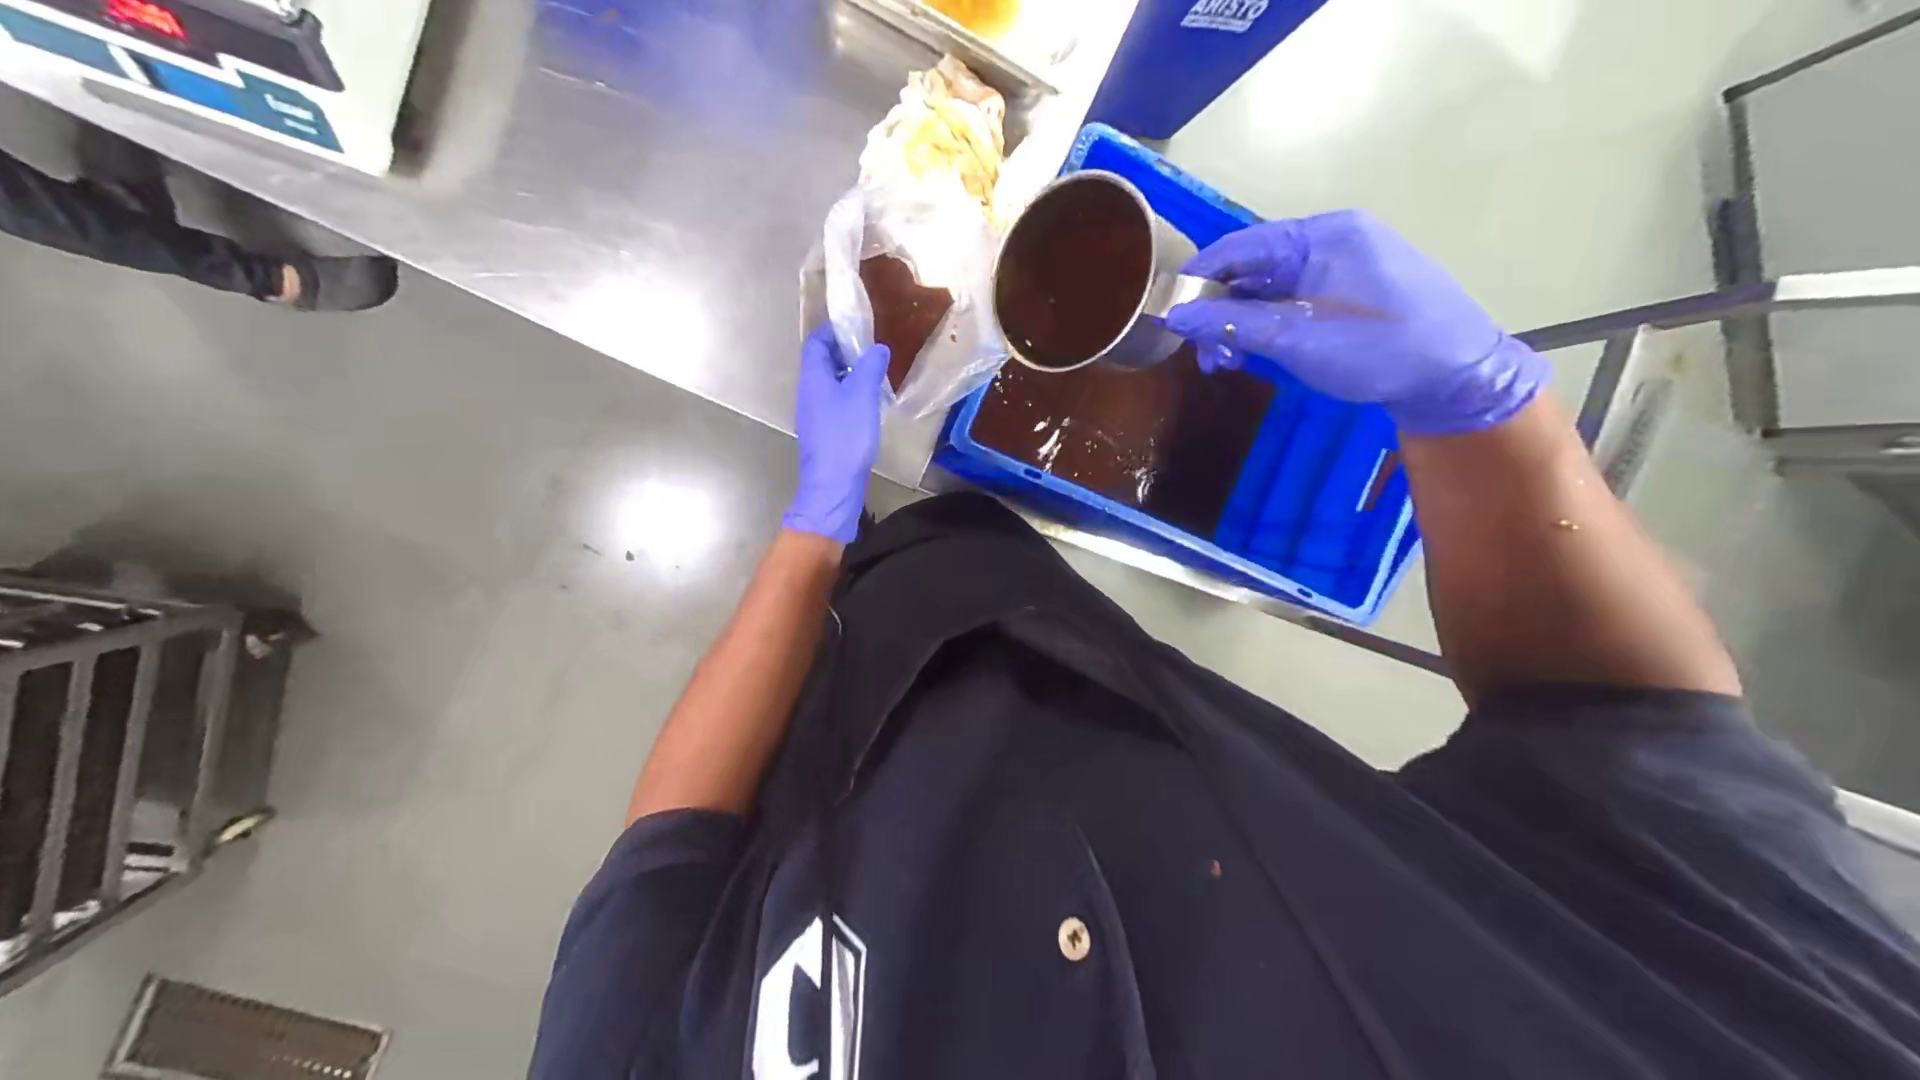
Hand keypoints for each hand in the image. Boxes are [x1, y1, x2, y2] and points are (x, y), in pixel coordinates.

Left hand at [784, 324, 889, 542]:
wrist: (833, 484)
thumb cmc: (846, 435)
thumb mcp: (863, 396)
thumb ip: (870, 368)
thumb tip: (877, 349)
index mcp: (813, 378)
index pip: (815, 343)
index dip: (832, 331)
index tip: (856, 326)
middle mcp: (808, 392)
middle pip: (821, 362)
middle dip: (844, 352)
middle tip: (871, 348)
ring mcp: (814, 414)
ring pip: (829, 384)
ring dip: (848, 374)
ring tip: (874, 373)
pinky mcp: (824, 432)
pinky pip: (834, 402)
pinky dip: (849, 394)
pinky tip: (868, 402)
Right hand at [1165, 210, 1548, 435]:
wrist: (1456, 376)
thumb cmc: (1380, 350)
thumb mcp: (1298, 339)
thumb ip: (1232, 324)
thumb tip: (1175, 316)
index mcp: (1320, 236)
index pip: (1239, 247)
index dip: (1198, 279)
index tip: (1169, 317)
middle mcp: (1325, 241)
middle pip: (1248, 270)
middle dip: (1216, 313)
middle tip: (1203, 357)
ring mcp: (1335, 266)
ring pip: (1262, 291)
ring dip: (1235, 326)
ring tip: (1226, 364)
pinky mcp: (1340, 291)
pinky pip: (1285, 302)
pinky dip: (1261, 328)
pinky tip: (1250, 354)